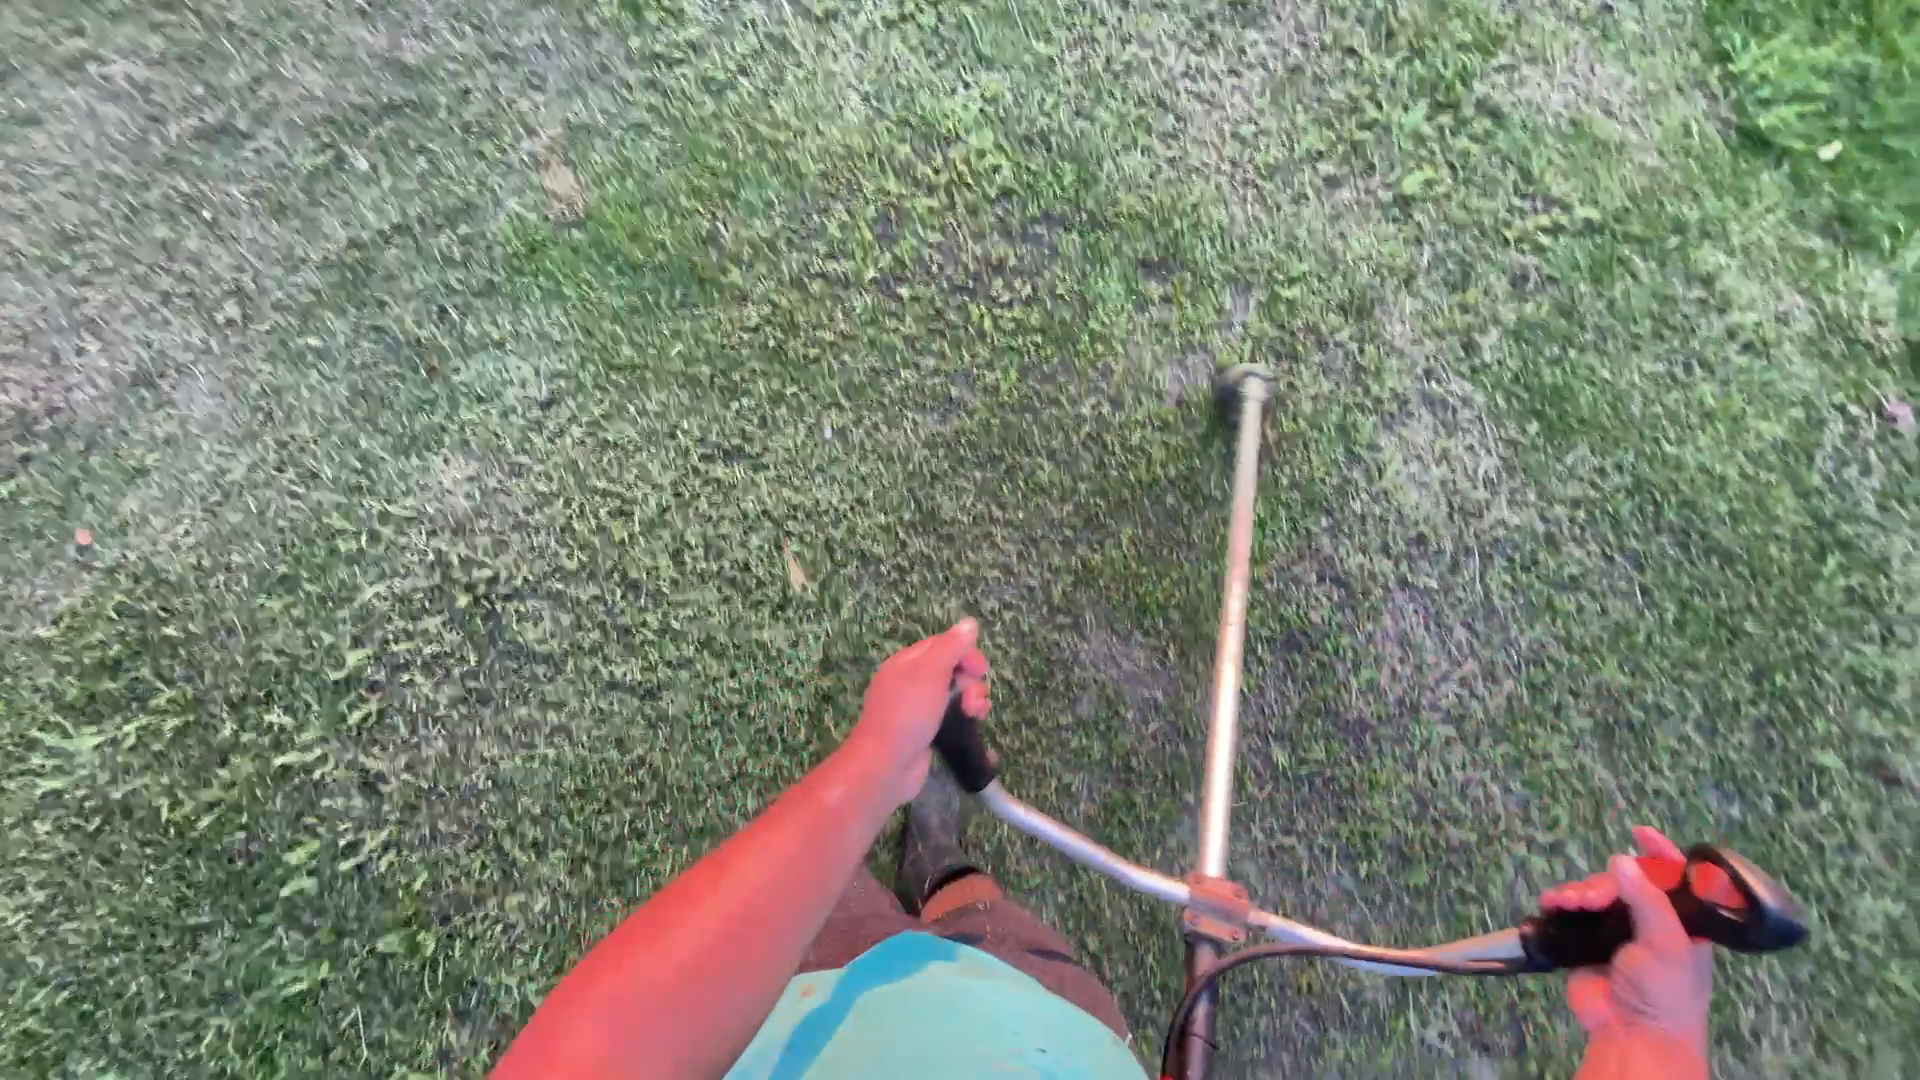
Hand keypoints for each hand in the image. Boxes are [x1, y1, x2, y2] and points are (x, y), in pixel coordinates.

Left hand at [848, 619, 988, 805]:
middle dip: (970, 678)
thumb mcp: (930, 672)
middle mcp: (910, 682)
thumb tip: (970, 622)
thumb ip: (951, 647)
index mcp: (906, 662)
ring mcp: (917, 708)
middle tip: (975, 697)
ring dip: (972, 697)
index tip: (980, 668)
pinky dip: (964, 716)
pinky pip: (950, 714)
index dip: (965, 652)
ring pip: (953, 692)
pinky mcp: (925, 731)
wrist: (886, 765)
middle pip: (950, 668)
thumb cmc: (908, 713)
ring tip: (977, 713)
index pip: (942, 645)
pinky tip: (974, 724)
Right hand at [1542, 826, 1712, 1079]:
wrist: (1631, 1033)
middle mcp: (1649, 924)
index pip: (1677, 881)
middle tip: (1588, 899)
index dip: (1662, 856)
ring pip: (1593, 893)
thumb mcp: (1668, 946)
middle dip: (1601, 884)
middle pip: (1623, 883)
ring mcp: (1616, 933)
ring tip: (1565, 904)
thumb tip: (1622, 859)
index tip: (1641, 833)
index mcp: (1682, 926)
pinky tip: (1552, 905)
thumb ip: (1648, 902)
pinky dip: (1559, 903)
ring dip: (1576, 892)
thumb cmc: (1665, 994)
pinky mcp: (1585, 941)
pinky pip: (1570, 910)